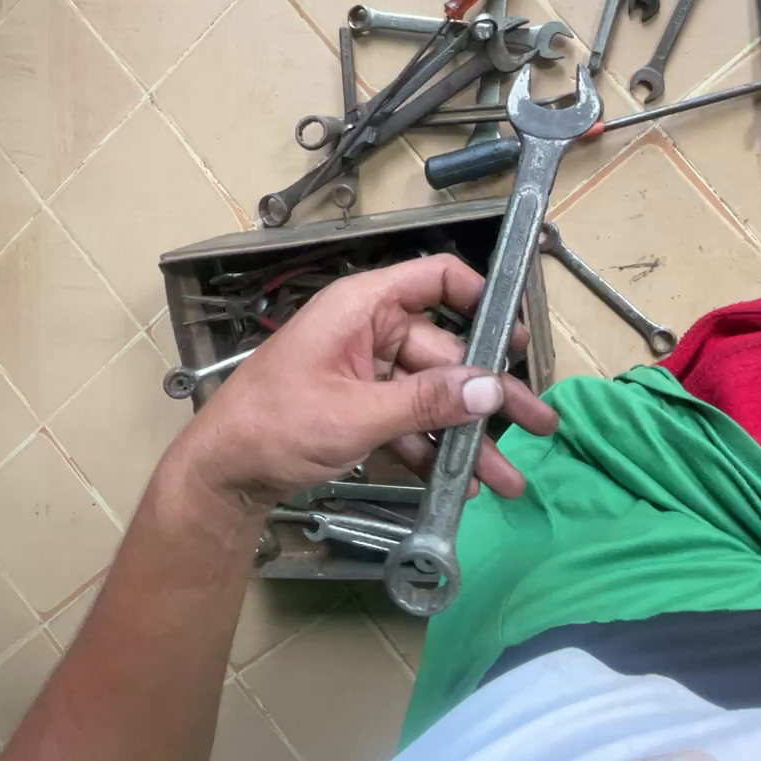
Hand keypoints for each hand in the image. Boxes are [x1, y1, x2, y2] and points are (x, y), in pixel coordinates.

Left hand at [168, 254, 558, 512]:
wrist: (222, 475)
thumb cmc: (274, 424)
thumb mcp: (355, 414)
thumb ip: (426, 401)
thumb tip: (491, 388)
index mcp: (363, 306)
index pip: (434, 278)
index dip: (480, 297)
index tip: (516, 333)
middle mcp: (371, 330)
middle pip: (446, 352)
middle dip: (489, 396)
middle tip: (538, 422)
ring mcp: (368, 371)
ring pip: (433, 396)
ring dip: (467, 436)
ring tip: (507, 476)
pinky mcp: (363, 407)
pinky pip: (410, 421)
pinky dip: (433, 449)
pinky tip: (463, 482)